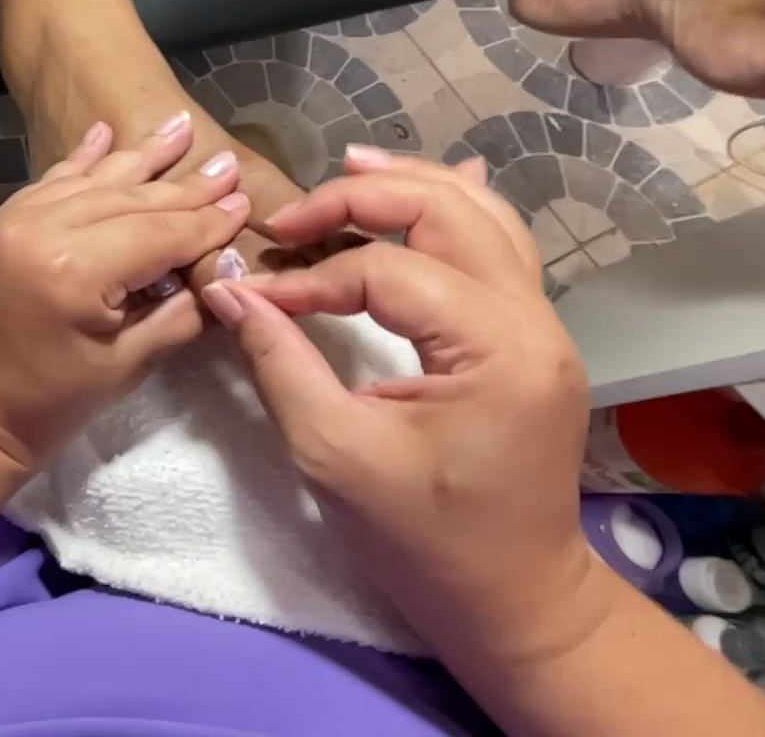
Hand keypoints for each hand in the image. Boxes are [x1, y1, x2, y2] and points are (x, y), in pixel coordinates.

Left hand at [0, 114, 251, 470]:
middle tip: (226, 164)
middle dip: (182, 186)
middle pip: (128, 200)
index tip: (244, 202)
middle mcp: (41, 230)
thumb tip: (227, 268)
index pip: (158, 234)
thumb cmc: (51, 401)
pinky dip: (81, 159)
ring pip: (90, 181)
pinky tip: (105, 132)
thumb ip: (182, 310)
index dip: (205, 222)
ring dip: (138, 157)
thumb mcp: (129, 364)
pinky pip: (49, 182)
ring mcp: (12, 219)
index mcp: (75, 271)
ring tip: (179, 126)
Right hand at [202, 147, 599, 659]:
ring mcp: (539, 324)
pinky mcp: (525, 336)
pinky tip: (423, 187)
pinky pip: (496, 246)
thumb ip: (277, 360)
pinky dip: (450, 209)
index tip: (248, 297)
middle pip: (446, 211)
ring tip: (347, 166)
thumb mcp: (331, 451)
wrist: (512, 600)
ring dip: (409, 185)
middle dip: (358, 197)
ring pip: (481, 214)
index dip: (305, 278)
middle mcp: (531, 320)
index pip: (384, 272)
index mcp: (495, 348)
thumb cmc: (420, 537)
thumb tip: (225, 289)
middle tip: (290, 218)